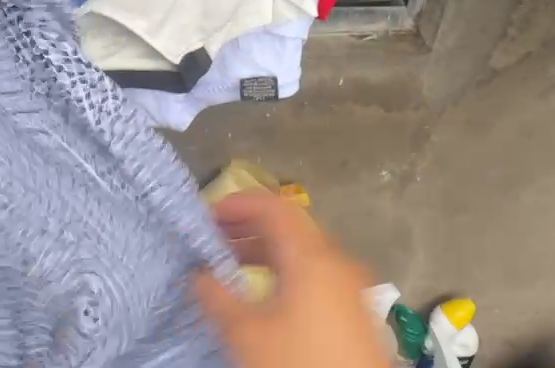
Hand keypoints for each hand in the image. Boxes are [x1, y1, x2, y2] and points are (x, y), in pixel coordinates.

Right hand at [195, 192, 389, 367]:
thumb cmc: (299, 364)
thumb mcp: (246, 334)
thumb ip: (215, 295)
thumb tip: (198, 273)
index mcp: (310, 254)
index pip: (271, 205)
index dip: (236, 204)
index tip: (207, 218)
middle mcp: (334, 260)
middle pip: (287, 225)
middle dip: (247, 228)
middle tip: (214, 241)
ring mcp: (350, 286)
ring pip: (301, 252)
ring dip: (264, 251)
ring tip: (233, 269)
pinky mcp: (356, 312)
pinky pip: (315, 274)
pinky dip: (285, 271)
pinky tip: (267, 298)